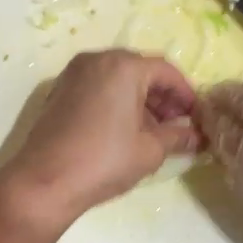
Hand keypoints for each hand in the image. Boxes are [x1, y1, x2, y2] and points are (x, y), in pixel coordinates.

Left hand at [0, 49, 201, 229]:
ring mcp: (73, 74)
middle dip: (163, 97)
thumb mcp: (150, 150)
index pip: (166, 71)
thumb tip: (197, 136)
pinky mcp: (59, 92)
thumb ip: (177, 136)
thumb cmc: (104, 161)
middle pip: (141, 71)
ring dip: (140, 101)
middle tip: (177, 126)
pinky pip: (98, 89)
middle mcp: (97, 60)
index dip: (186, 94)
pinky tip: (124, 131)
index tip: (197, 117)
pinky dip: (116, 103)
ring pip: (118, 80)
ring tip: (154, 132)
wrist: (44, 182)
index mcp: (123, 66)